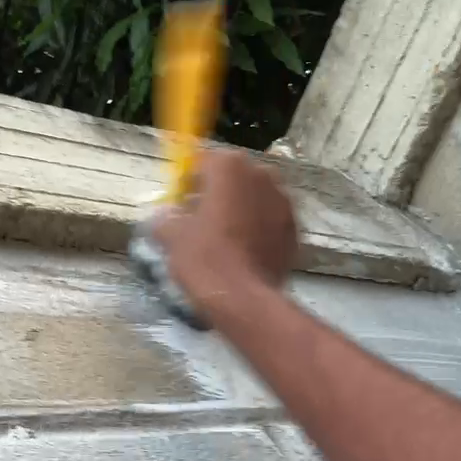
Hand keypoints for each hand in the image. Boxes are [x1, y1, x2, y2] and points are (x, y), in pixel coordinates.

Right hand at [150, 148, 298, 317]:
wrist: (244, 299)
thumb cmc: (204, 259)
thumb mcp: (172, 237)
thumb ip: (166, 218)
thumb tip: (164, 216)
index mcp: (229, 166)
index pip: (204, 162)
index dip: (189, 181)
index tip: (181, 202)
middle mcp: (262, 173)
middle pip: (233, 177)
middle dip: (218, 193)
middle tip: (201, 220)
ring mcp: (284, 200)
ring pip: (254, 198)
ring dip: (240, 210)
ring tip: (224, 238)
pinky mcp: (295, 228)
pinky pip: (270, 220)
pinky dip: (258, 229)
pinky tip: (244, 252)